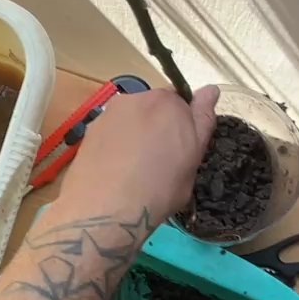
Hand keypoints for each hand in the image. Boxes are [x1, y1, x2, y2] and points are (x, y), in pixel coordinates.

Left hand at [59, 86, 218, 219]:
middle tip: (156, 160)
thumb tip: (210, 90)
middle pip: (152, 107)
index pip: (181, 102)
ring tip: (131, 167)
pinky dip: (113, 144)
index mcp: (168, 102)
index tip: (178, 148)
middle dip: (156, 126)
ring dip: (132, 134)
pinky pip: (108, 132)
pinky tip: (112, 169)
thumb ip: (201, 120)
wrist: (105, 209)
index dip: (181, 125)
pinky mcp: (88, 131)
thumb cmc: (159, 188)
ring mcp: (108, 113)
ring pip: (128, 119)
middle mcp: (136, 98)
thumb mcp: (193, 159)